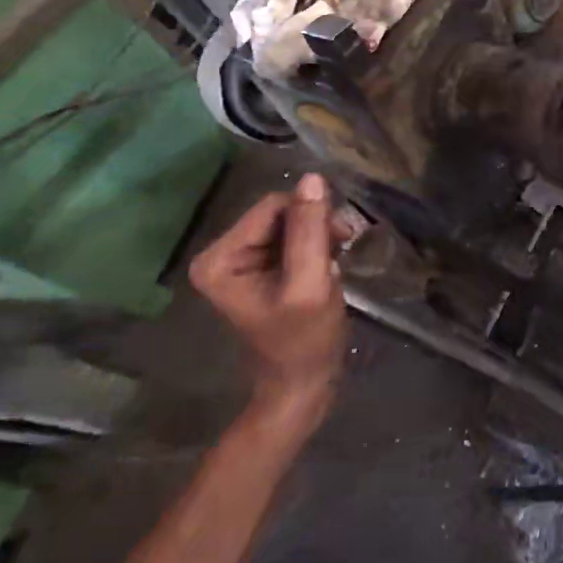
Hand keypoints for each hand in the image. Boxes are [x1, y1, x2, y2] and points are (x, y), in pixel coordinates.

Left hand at [189, 174, 352, 423]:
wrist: (302, 385)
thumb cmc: (303, 340)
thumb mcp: (309, 283)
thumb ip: (310, 231)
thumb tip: (313, 178)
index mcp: (219, 259)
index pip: (273, 207)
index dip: (311, 216)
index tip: (341, 239)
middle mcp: (222, 254)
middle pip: (280, 213)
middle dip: (316, 226)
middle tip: (343, 248)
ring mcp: (242, 262)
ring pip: (291, 224)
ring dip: (321, 236)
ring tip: (336, 262)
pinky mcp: (262, 269)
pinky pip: (293, 239)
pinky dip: (317, 246)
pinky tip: (328, 266)